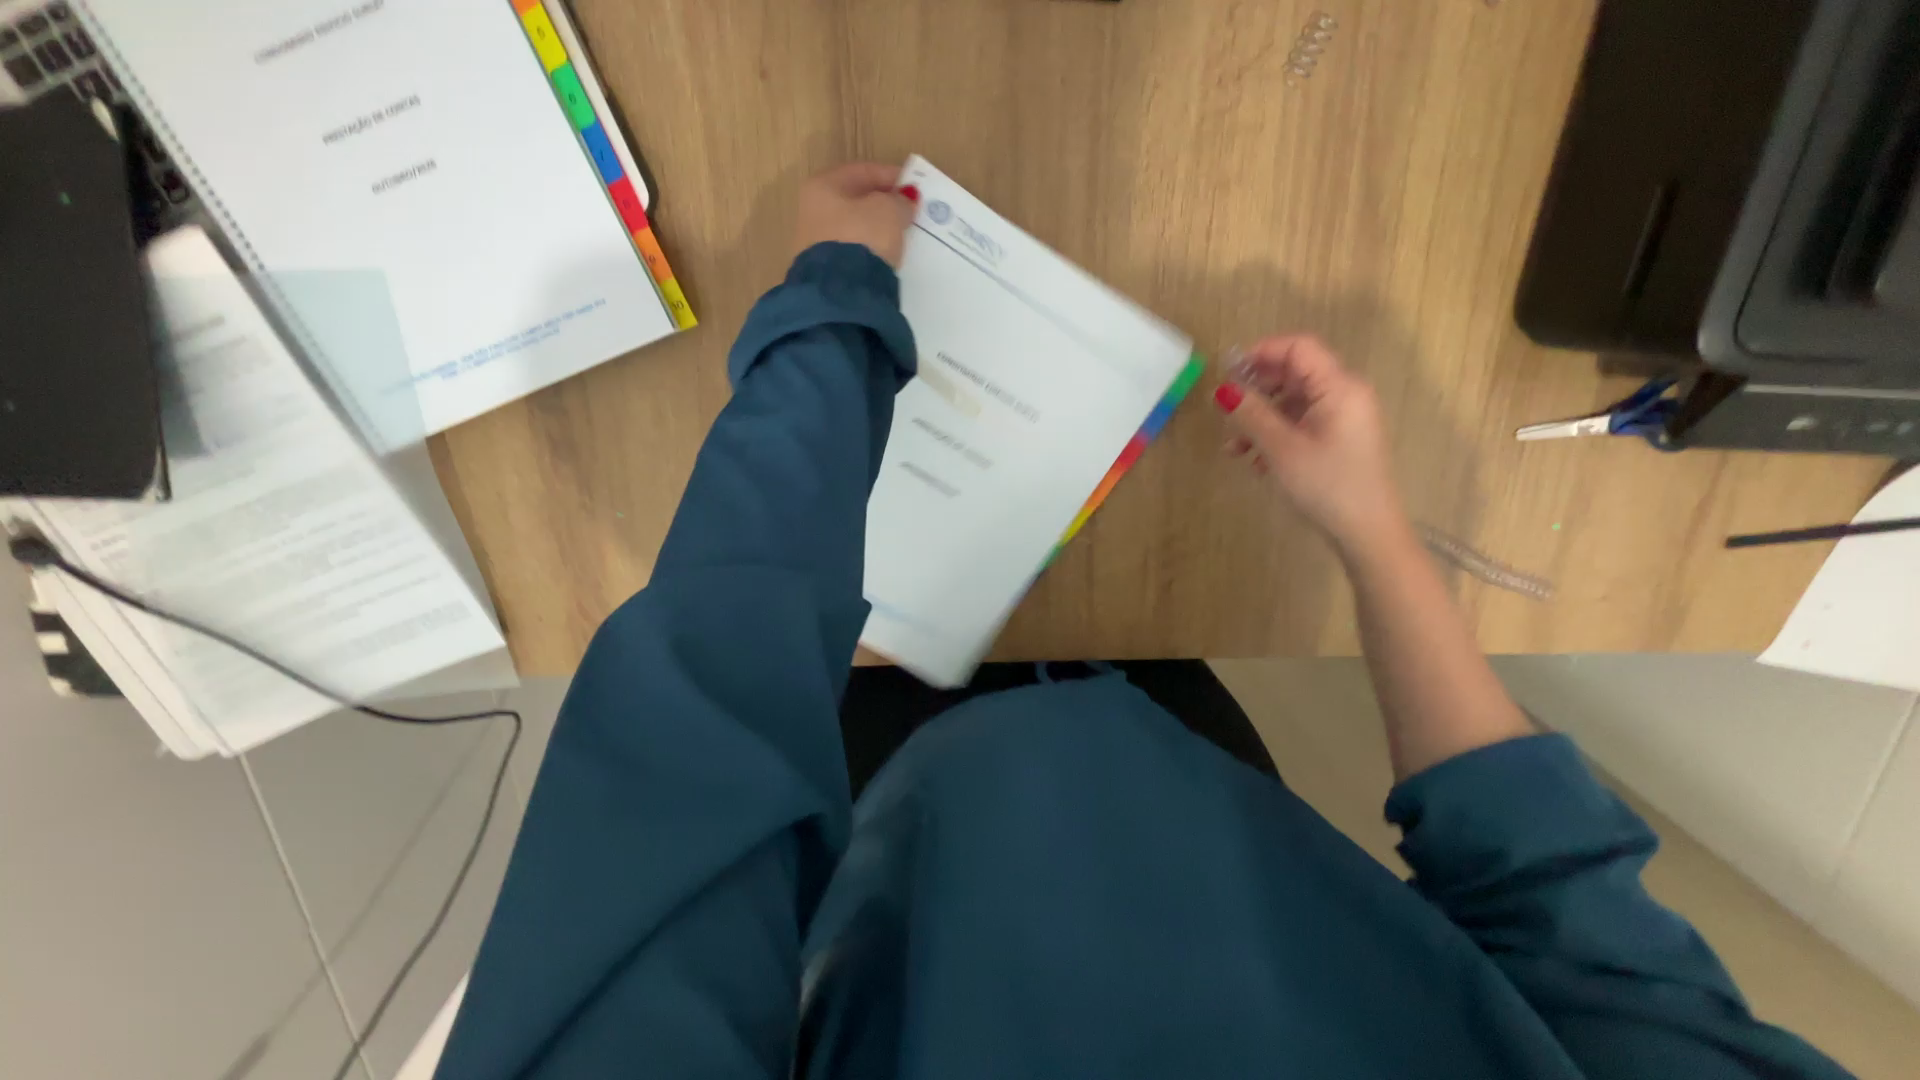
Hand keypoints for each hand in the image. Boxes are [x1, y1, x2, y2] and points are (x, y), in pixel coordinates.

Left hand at [793, 163, 917, 267]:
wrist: (842, 292)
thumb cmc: (863, 237)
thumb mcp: (889, 212)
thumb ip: (900, 201)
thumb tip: (904, 200)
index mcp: (822, 186)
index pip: (862, 172)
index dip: (891, 176)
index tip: (914, 187)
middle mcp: (811, 210)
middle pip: (854, 201)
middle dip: (882, 205)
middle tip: (908, 212)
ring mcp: (814, 243)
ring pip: (852, 228)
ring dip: (875, 229)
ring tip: (899, 235)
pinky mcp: (823, 272)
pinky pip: (851, 252)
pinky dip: (868, 250)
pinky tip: (884, 257)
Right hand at [1215, 335, 1407, 555]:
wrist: (1367, 533)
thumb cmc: (1327, 485)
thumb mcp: (1282, 449)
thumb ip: (1251, 414)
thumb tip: (1222, 389)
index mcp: (1339, 387)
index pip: (1299, 348)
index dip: (1261, 352)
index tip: (1227, 371)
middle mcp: (1345, 395)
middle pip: (1294, 374)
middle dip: (1256, 390)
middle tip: (1225, 411)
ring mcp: (1343, 419)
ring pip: (1292, 403)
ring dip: (1259, 419)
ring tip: (1234, 448)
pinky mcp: (1338, 441)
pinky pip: (1301, 425)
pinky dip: (1275, 436)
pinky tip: (1255, 462)